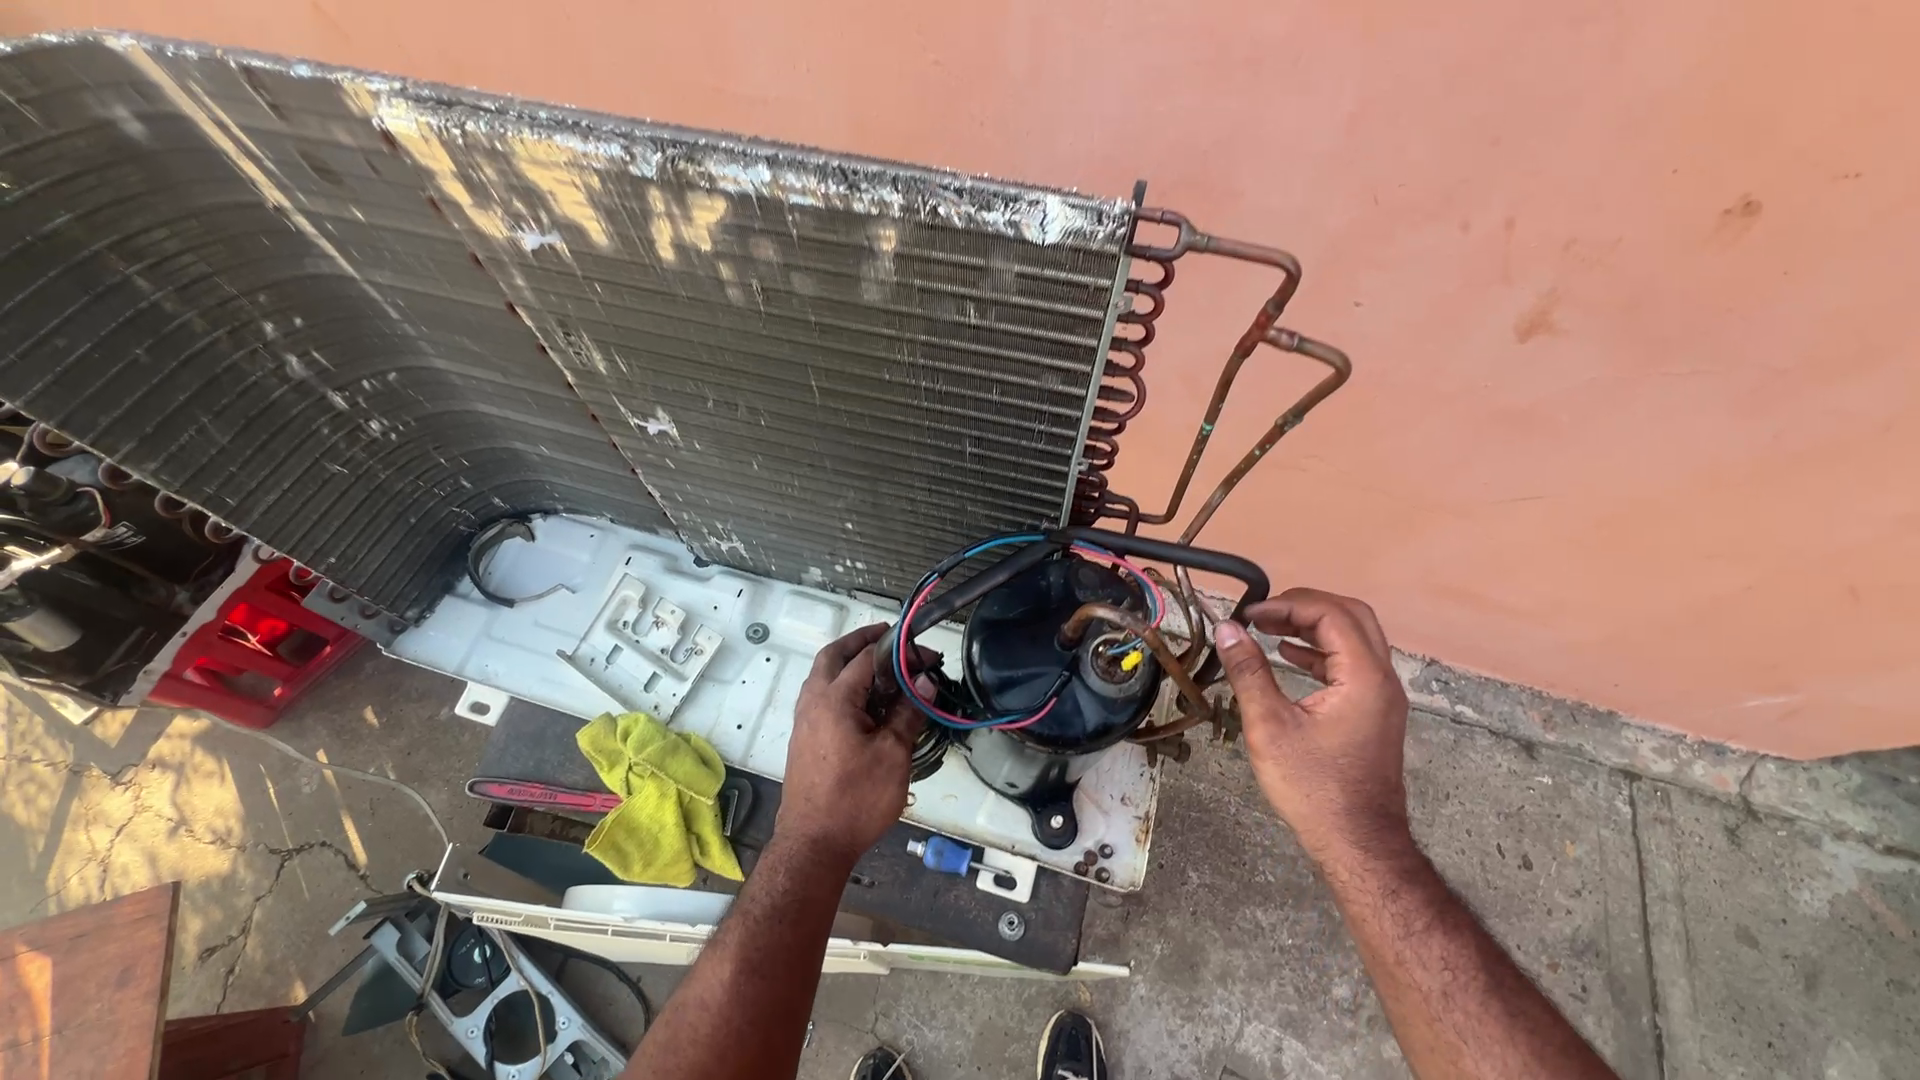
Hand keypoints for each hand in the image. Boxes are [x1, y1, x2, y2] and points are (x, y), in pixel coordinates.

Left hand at [775, 624, 930, 867]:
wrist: (813, 843)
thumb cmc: (856, 799)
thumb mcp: (892, 755)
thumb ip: (908, 713)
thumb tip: (925, 681)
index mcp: (834, 699)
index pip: (868, 658)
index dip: (900, 651)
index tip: (926, 655)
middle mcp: (813, 702)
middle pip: (833, 655)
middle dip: (861, 641)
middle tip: (889, 638)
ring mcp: (804, 720)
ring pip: (823, 675)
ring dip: (848, 661)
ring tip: (880, 666)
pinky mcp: (804, 738)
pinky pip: (821, 695)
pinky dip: (841, 683)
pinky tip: (864, 701)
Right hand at [1211, 588, 1411, 862]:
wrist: (1357, 842)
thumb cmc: (1314, 787)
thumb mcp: (1270, 726)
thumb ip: (1249, 671)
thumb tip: (1227, 629)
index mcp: (1363, 676)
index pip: (1331, 614)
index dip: (1287, 605)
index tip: (1248, 615)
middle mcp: (1382, 679)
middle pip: (1351, 616)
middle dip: (1303, 607)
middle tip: (1262, 614)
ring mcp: (1382, 696)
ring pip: (1354, 638)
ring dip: (1312, 626)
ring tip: (1267, 629)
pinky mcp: (1374, 713)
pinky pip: (1351, 663)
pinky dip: (1320, 650)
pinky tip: (1288, 656)